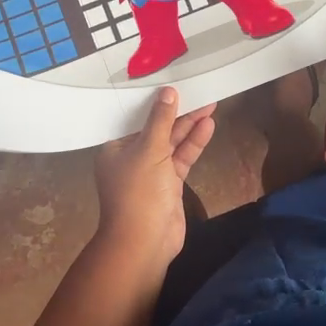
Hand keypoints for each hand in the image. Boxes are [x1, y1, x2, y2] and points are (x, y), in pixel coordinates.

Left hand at [93, 88, 216, 271]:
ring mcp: (151, 172)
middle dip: (178, 113)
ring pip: (172, 143)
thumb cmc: (138, 192)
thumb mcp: (149, 150)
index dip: (155, 102)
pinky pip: (181, 158)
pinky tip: (208, 126)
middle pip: (157, 129)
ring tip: (210, 103)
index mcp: (115, 148)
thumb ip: (161, 120)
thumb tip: (167, 91)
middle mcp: (131, 157)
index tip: (172, 83)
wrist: (144, 243)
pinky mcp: (169, 185)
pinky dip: (193, 144)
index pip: (136, 118)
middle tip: (200, 91)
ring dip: (189, 126)